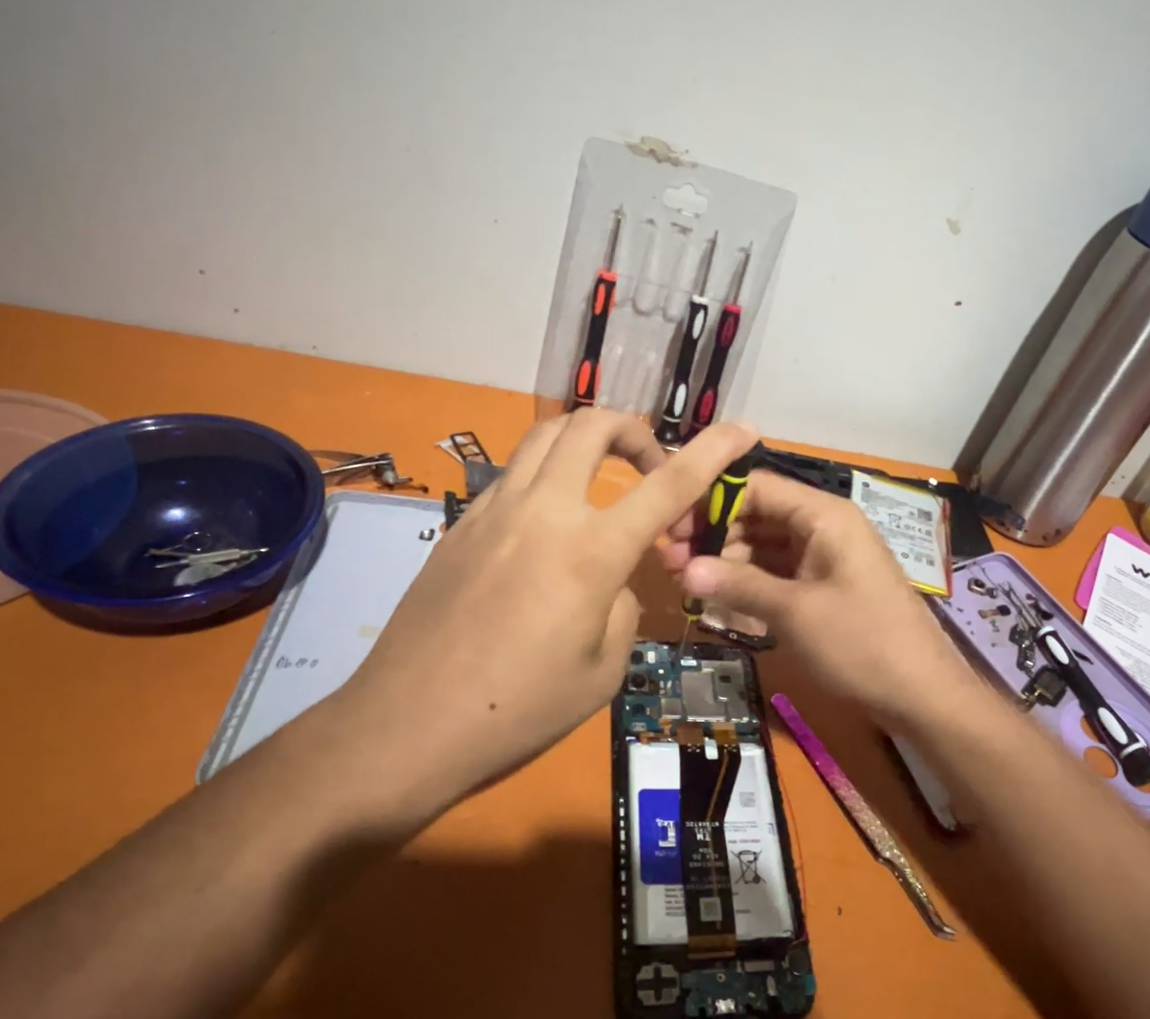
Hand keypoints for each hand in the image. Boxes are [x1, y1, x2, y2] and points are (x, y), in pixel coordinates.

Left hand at [337, 410, 758, 800]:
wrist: (407, 726)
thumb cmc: (518, 711)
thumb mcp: (603, 669)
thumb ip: (622, 603)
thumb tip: (609, 577)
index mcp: (591, 551)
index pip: (669, 482)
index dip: (713, 450)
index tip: (742, 430)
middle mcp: (543, 511)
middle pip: (592, 424)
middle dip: (635, 430)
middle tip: (651, 469)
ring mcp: (494, 511)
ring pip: (545, 435)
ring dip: (586, 441)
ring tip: (603, 480)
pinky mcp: (461, 525)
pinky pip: (513, 474)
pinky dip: (546, 476)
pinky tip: (549, 525)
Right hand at [663, 469, 972, 721]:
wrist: (923, 694)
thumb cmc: (862, 643)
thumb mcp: (794, 613)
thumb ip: (738, 584)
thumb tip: (682, 569)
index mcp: (824, 516)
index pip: (756, 487)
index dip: (710, 503)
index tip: (669, 529)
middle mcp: (825, 527)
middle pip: (757, 515)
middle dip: (713, 536)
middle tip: (668, 564)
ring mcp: (826, 558)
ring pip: (765, 546)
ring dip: (727, 562)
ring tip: (684, 583)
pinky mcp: (825, 587)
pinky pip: (779, 573)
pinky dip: (750, 583)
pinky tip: (717, 599)